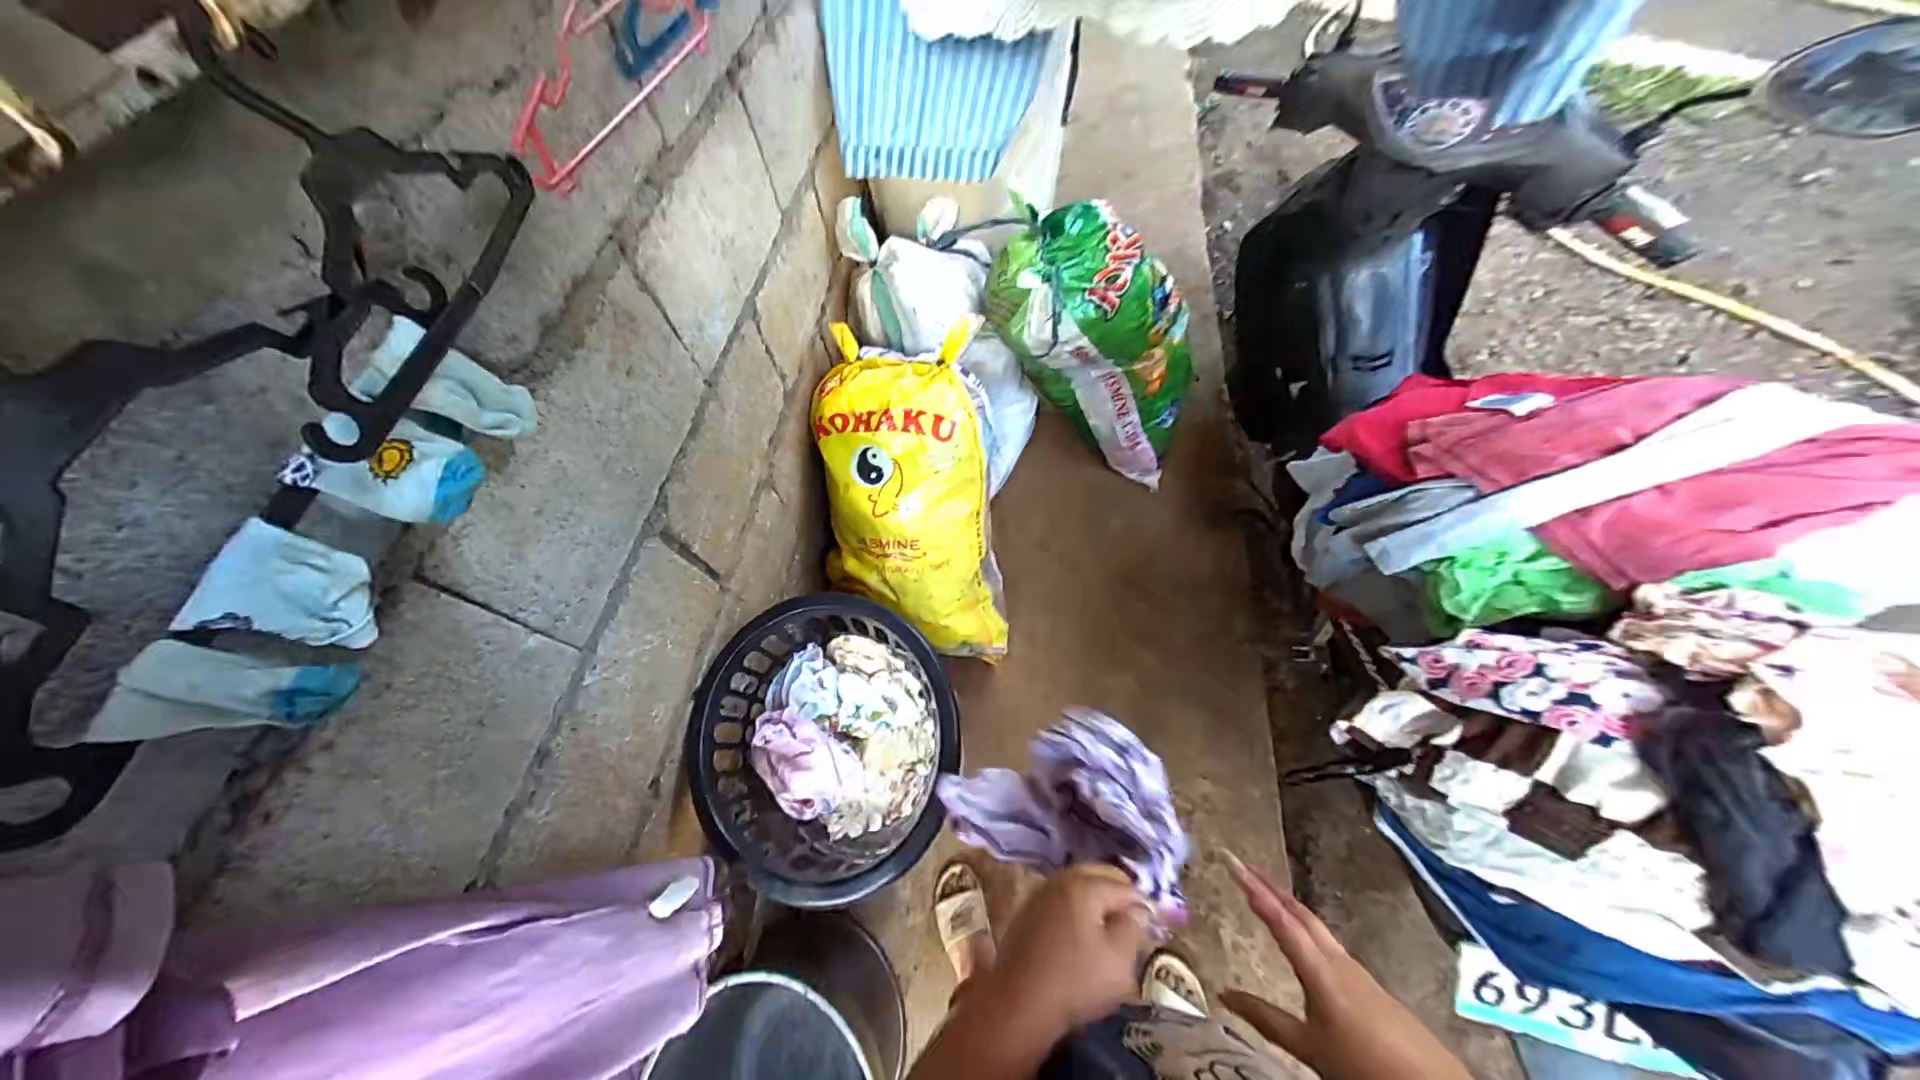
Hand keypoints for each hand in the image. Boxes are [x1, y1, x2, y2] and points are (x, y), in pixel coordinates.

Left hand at [980, 863, 1156, 1034]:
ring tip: (1111, 920)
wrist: (1020, 1002)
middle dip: (1119, 890)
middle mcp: (1059, 881)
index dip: (1144, 903)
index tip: (1156, 920)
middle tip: (1136, 914)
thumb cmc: (1076, 980)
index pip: (1123, 886)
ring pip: (1076, 884)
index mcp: (1084, 886)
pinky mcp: (1027, 912)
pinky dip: (1076, 905)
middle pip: (1097, 875)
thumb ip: (1133, 928)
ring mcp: (1040, 895)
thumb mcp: (1119, 959)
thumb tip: (1138, 911)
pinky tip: (1082, 927)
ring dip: (1096, 895)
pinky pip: (1060, 899)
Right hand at [1221, 854, 1471, 1079]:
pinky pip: (1328, 942)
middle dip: (1271, 887)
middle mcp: (1338, 961)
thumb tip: (1224, 994)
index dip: (1254, 890)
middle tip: (1245, 866)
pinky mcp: (1369, 985)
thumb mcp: (1308, 1048)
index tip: (1233, 863)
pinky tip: (1303, 936)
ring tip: (1267, 892)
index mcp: (1320, 971)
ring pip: (1316, 926)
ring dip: (1289, 904)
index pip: (1281, 921)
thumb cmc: (1364, 1066)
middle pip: (1301, 914)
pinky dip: (1305, 926)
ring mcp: (1357, 971)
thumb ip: (1266, 1019)